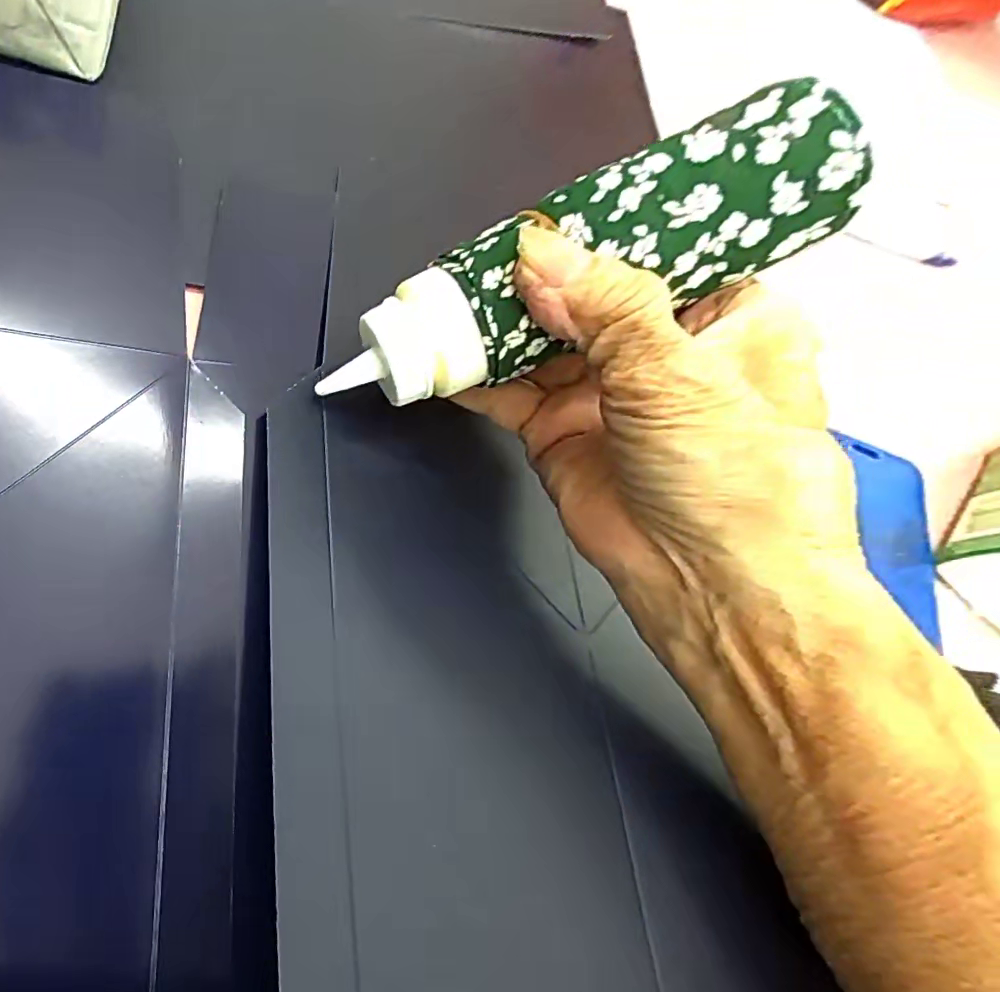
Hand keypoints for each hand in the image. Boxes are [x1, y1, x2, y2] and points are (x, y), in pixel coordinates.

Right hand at [452, 226, 863, 621]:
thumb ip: (607, 308)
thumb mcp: (678, 374)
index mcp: (719, 318)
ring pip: (534, 345)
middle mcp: (655, 352)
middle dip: (529, 286)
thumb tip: (547, 254)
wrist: (699, 572)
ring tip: (451, 310)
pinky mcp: (552, 427)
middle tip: (481, 267)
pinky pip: (503, 392)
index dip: (595, 239)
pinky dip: (471, 377)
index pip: (650, 257)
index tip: (543, 226)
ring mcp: (598, 392)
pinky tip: (446, 362)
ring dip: (493, 331)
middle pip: (578, 301)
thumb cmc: (738, 481)